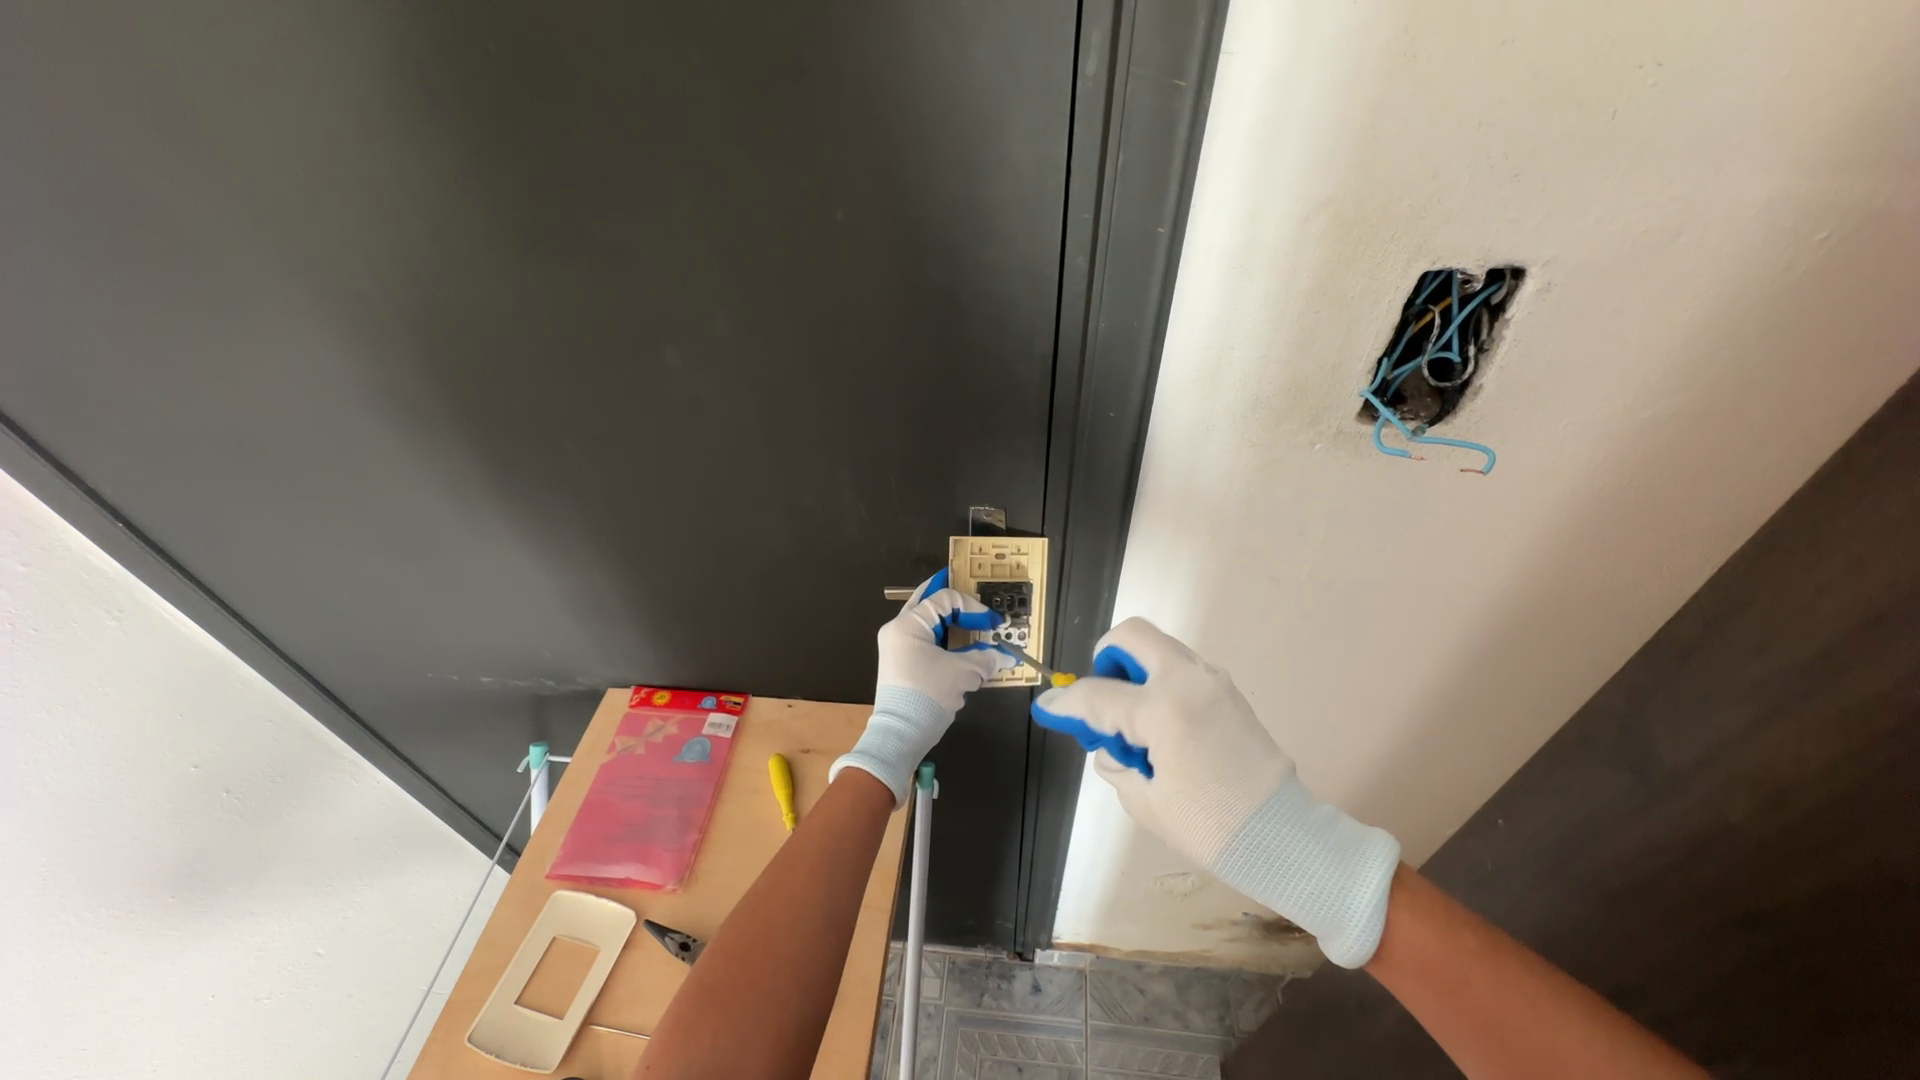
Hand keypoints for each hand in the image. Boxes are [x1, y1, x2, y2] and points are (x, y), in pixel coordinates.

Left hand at [830, 569, 1013, 805]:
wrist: (900, 734)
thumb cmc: (929, 695)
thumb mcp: (962, 674)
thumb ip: (986, 659)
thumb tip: (1006, 657)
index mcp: (908, 624)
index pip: (944, 599)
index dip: (972, 606)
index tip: (991, 622)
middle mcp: (898, 630)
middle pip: (929, 603)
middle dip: (955, 602)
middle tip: (976, 602)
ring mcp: (896, 647)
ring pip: (927, 622)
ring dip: (950, 621)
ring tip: (971, 623)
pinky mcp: (901, 663)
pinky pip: (924, 641)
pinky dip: (943, 639)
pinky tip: (960, 646)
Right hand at [1030, 617, 1400, 966]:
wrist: (1285, 838)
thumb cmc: (1209, 828)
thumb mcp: (1145, 801)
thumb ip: (1115, 760)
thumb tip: (1106, 742)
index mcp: (1165, 709)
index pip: (1097, 695)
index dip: (1065, 704)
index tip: (1047, 708)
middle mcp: (1189, 680)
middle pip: (1131, 636)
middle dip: (1104, 659)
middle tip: (1102, 700)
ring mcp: (1214, 681)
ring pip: (1159, 649)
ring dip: (1135, 672)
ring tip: (1134, 723)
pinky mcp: (1229, 692)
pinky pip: (1181, 670)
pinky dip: (1160, 683)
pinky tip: (1162, 728)